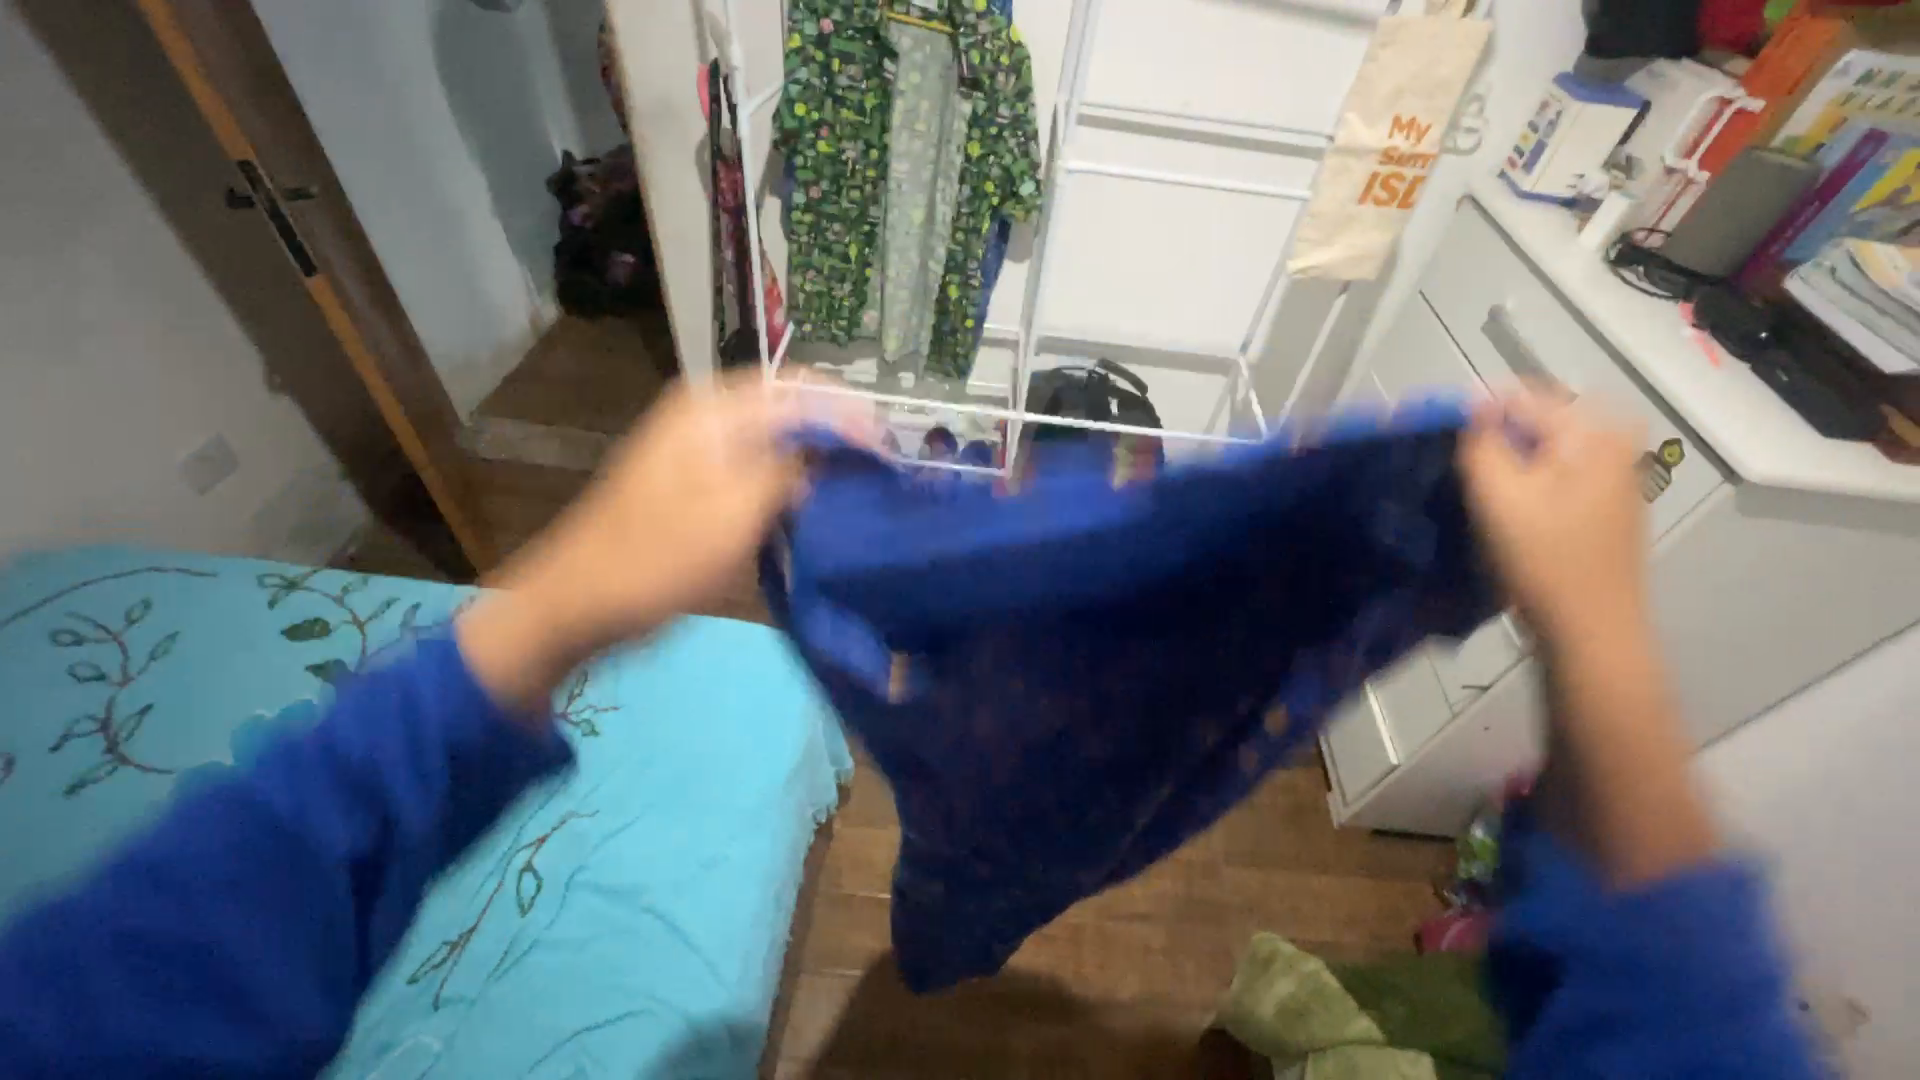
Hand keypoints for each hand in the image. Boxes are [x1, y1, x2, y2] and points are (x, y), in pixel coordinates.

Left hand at [458, 371, 873, 711]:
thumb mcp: (735, 512)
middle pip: (791, 407)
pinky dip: (789, 477)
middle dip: (838, 432)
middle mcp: (707, 413)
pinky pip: (757, 464)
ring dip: (816, 455)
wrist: (579, 602)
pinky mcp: (697, 480)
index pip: (802, 392)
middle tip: (882, 469)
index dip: (852, 418)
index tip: (892, 454)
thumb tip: (834, 451)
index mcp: (713, 407)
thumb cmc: (658, 557)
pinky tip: (815, 502)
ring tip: (859, 483)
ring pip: (776, 437)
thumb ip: (791, 469)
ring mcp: (699, 446)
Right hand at [1456, 391, 1649, 644]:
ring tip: (1481, 492)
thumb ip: (1480, 440)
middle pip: (1535, 418)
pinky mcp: (1608, 498)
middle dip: (1494, 436)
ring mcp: (1617, 469)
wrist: (1590, 626)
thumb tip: (1470, 403)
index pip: (1519, 396)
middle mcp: (1615, 439)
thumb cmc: (1542, 558)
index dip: (1473, 413)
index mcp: (1595, 430)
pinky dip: (1528, 478)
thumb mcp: (1497, 495)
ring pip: (1544, 445)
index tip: (1441, 443)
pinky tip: (1510, 510)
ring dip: (1508, 459)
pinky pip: (1557, 468)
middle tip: (1462, 470)